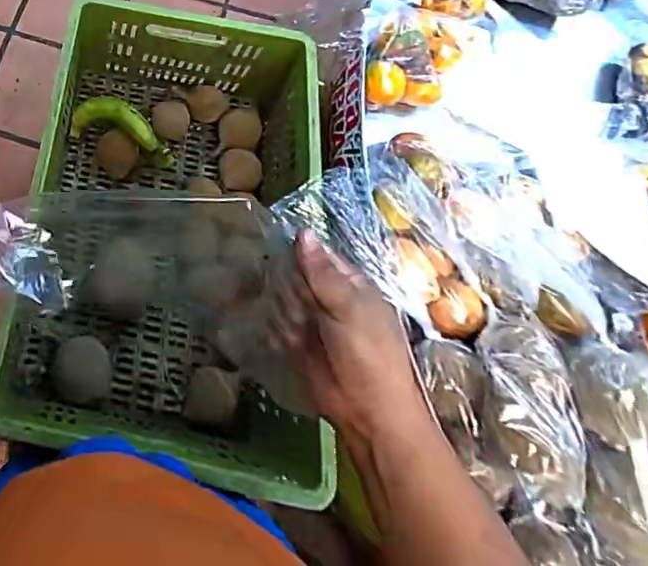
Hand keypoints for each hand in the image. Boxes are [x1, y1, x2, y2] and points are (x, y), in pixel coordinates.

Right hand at [272, 231, 423, 442]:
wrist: (370, 415)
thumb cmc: (369, 355)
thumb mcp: (349, 308)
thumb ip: (321, 272)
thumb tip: (302, 232)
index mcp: (349, 284)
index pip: (317, 255)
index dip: (299, 253)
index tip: (281, 256)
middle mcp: (329, 298)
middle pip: (294, 274)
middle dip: (290, 288)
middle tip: (299, 306)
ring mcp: (313, 321)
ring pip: (282, 298)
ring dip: (285, 312)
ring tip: (297, 330)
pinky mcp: (298, 344)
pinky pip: (277, 325)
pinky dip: (279, 332)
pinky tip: (287, 342)